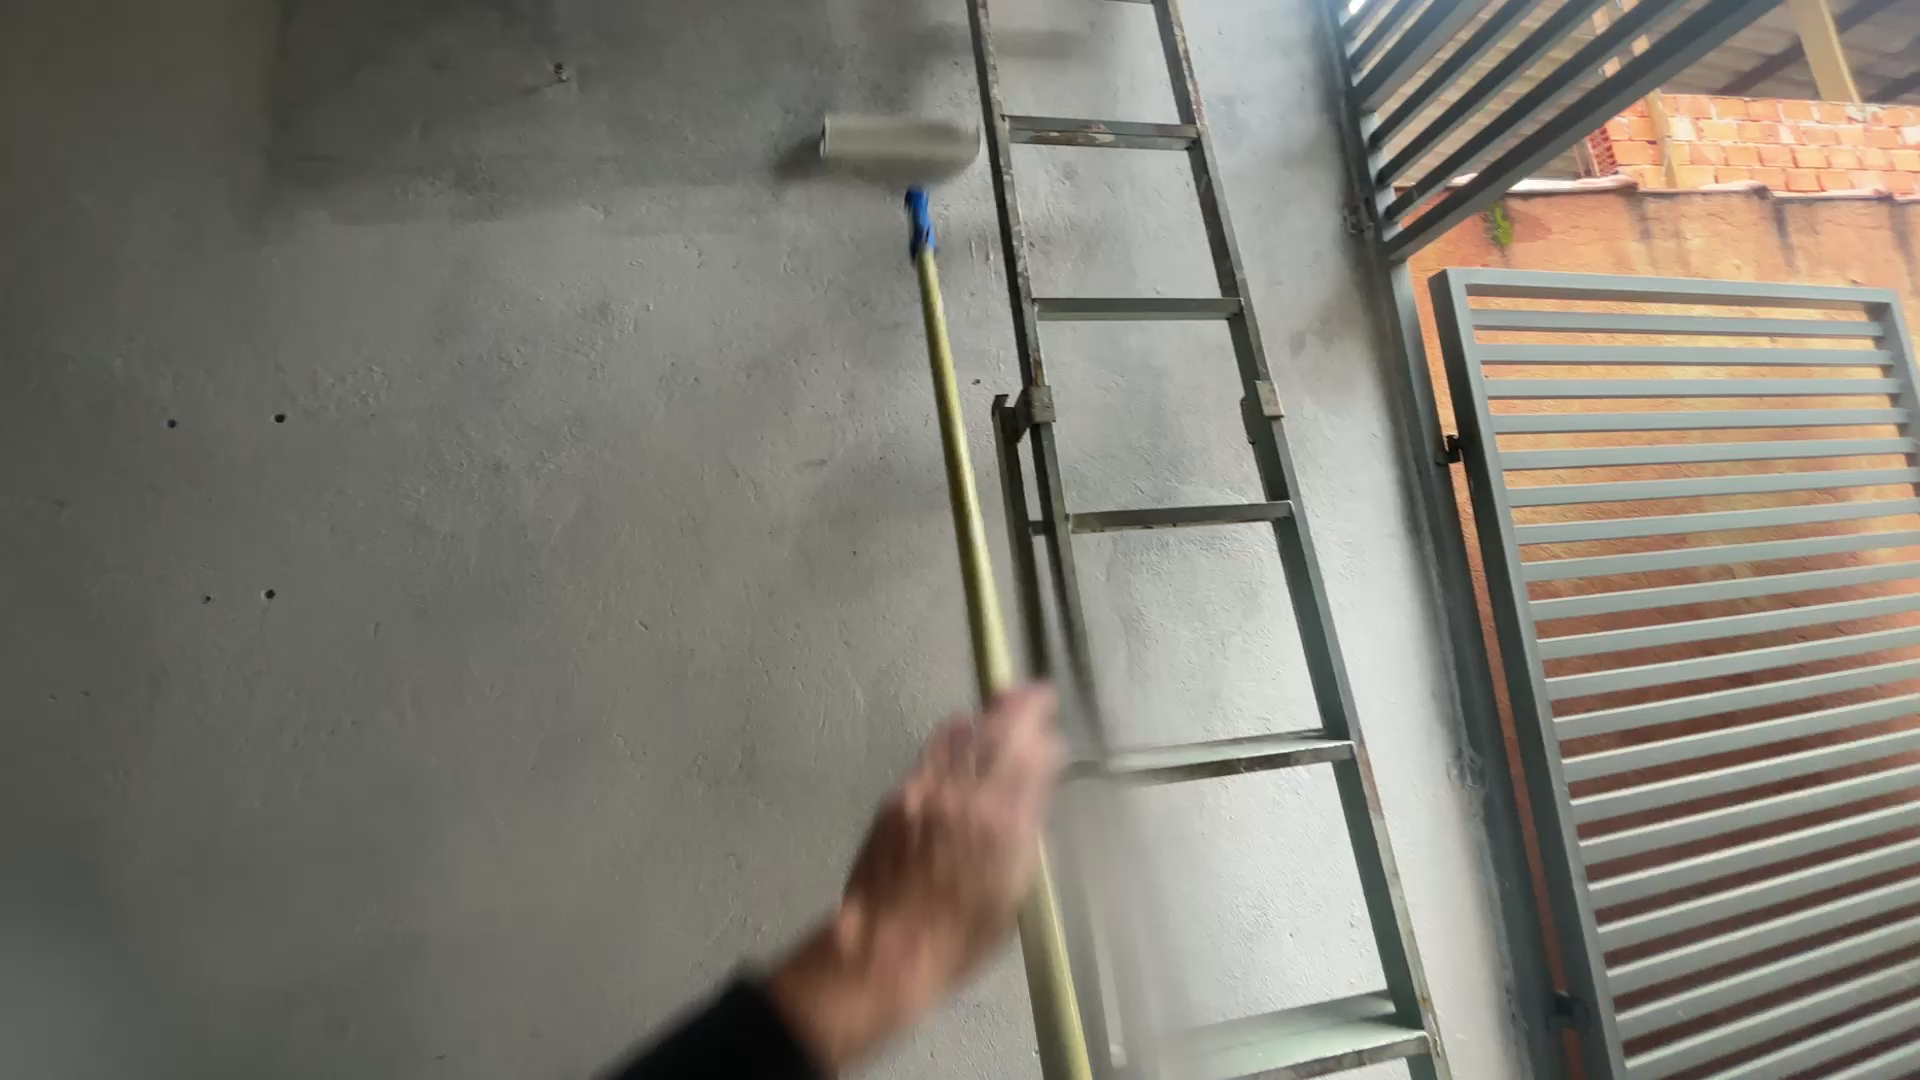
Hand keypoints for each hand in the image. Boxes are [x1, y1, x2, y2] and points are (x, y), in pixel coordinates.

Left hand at [767, 684, 1064, 1071]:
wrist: (884, 946)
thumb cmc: (959, 937)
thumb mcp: (1012, 894)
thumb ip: (1024, 834)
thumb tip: (1033, 793)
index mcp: (1004, 825)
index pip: (1034, 763)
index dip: (1049, 745)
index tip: (1056, 739)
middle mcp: (969, 796)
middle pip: (1001, 733)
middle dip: (1023, 706)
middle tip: (1038, 692)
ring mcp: (931, 789)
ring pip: (965, 732)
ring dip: (989, 713)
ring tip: (1005, 699)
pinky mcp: (902, 792)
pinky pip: (935, 749)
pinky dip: (955, 734)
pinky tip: (963, 729)